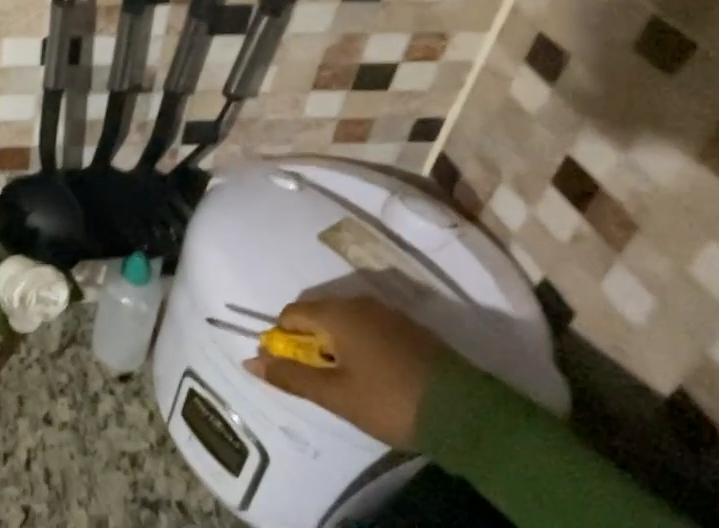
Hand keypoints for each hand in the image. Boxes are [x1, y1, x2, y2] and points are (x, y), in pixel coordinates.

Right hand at [242, 295, 443, 448]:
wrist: (468, 415)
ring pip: (346, 321)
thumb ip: (291, 376)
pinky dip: (361, 345)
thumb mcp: (335, 396)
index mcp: (337, 313)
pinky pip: (370, 328)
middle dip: (309, 342)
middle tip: (318, 378)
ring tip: (346, 379)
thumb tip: (250, 361)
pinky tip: (373, 374)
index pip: (291, 314)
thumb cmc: (391, 401)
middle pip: (318, 314)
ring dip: (336, 344)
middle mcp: (360, 303)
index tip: (289, 369)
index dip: (281, 340)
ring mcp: (389, 314)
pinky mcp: (412, 329)